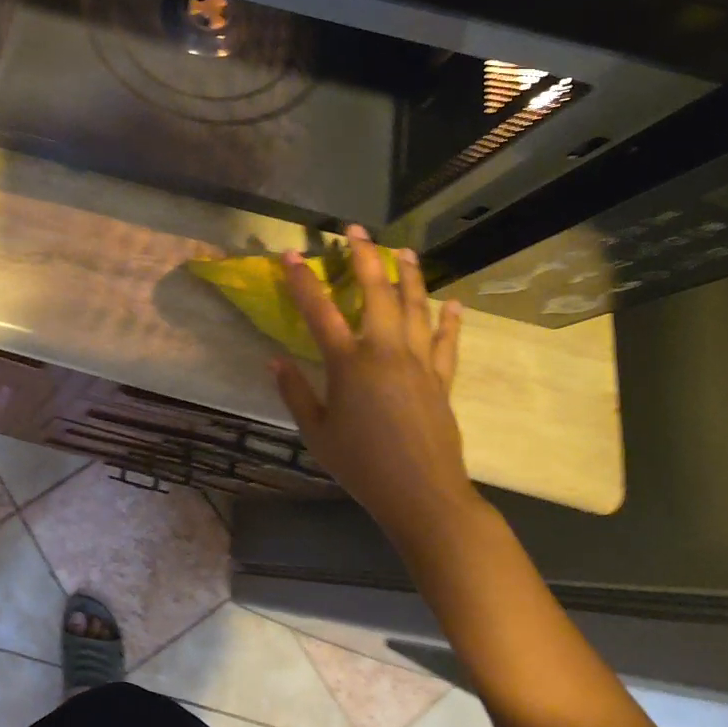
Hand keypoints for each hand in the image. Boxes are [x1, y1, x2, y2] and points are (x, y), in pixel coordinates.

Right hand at [271, 225, 479, 541]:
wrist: (423, 496)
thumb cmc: (362, 465)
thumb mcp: (316, 432)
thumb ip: (295, 392)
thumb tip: (275, 359)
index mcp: (348, 364)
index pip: (319, 311)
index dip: (303, 280)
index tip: (292, 254)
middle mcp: (385, 352)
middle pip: (375, 293)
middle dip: (365, 257)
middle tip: (356, 230)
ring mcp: (418, 363)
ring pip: (414, 308)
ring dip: (409, 275)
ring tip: (404, 250)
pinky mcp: (440, 379)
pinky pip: (446, 342)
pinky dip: (449, 320)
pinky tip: (452, 302)